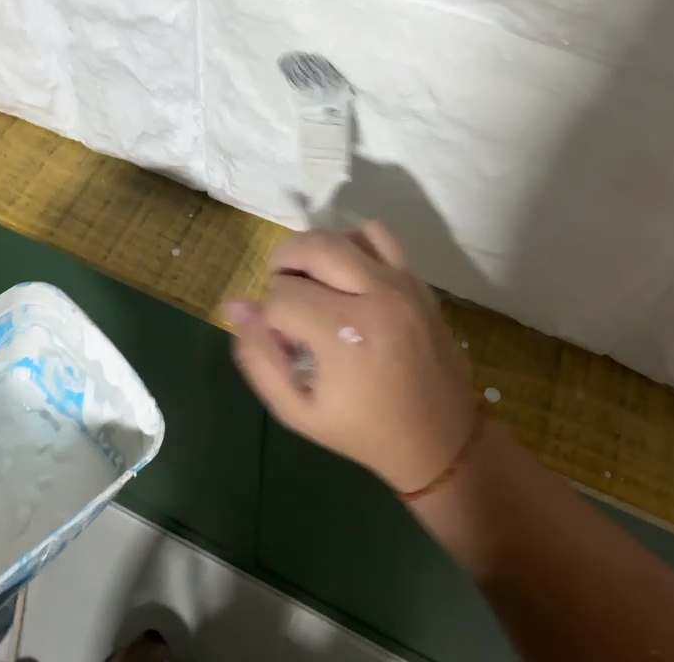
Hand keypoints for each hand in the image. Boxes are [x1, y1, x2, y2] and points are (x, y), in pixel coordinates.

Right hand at [223, 222, 477, 493]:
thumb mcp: (298, 412)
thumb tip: (235, 305)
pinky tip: (346, 275)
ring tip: (312, 283)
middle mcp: (376, 297)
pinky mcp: (417, 281)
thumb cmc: (363, 431)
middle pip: (311, 247)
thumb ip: (260, 358)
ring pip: (343, 234)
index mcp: (345, 336)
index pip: (281, 296)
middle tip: (282, 295)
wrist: (439, 438)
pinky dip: (353, 244)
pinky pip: (379, 235)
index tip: (283, 342)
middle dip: (282, 265)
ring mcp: (401, 284)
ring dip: (316, 251)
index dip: (268, 316)